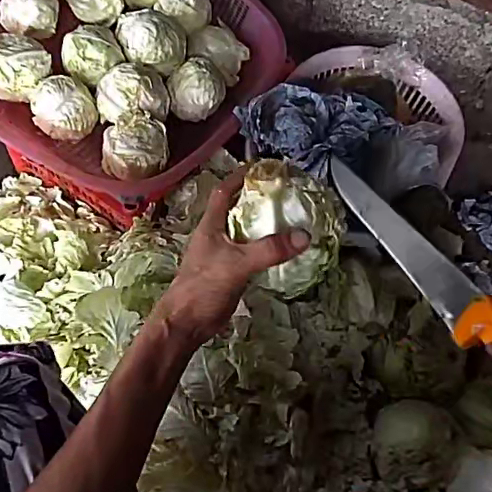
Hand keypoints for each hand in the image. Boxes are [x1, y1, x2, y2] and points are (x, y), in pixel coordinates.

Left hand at [152, 167, 310, 344]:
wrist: (187, 323)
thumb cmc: (203, 287)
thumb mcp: (237, 264)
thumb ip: (269, 250)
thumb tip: (304, 236)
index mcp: (211, 226)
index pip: (223, 192)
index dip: (239, 177)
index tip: (261, 168)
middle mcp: (216, 236)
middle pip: (236, 210)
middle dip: (257, 200)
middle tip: (283, 193)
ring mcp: (222, 255)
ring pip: (245, 233)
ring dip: (263, 225)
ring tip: (288, 218)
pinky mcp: (230, 273)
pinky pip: (251, 254)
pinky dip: (266, 249)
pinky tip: (283, 251)